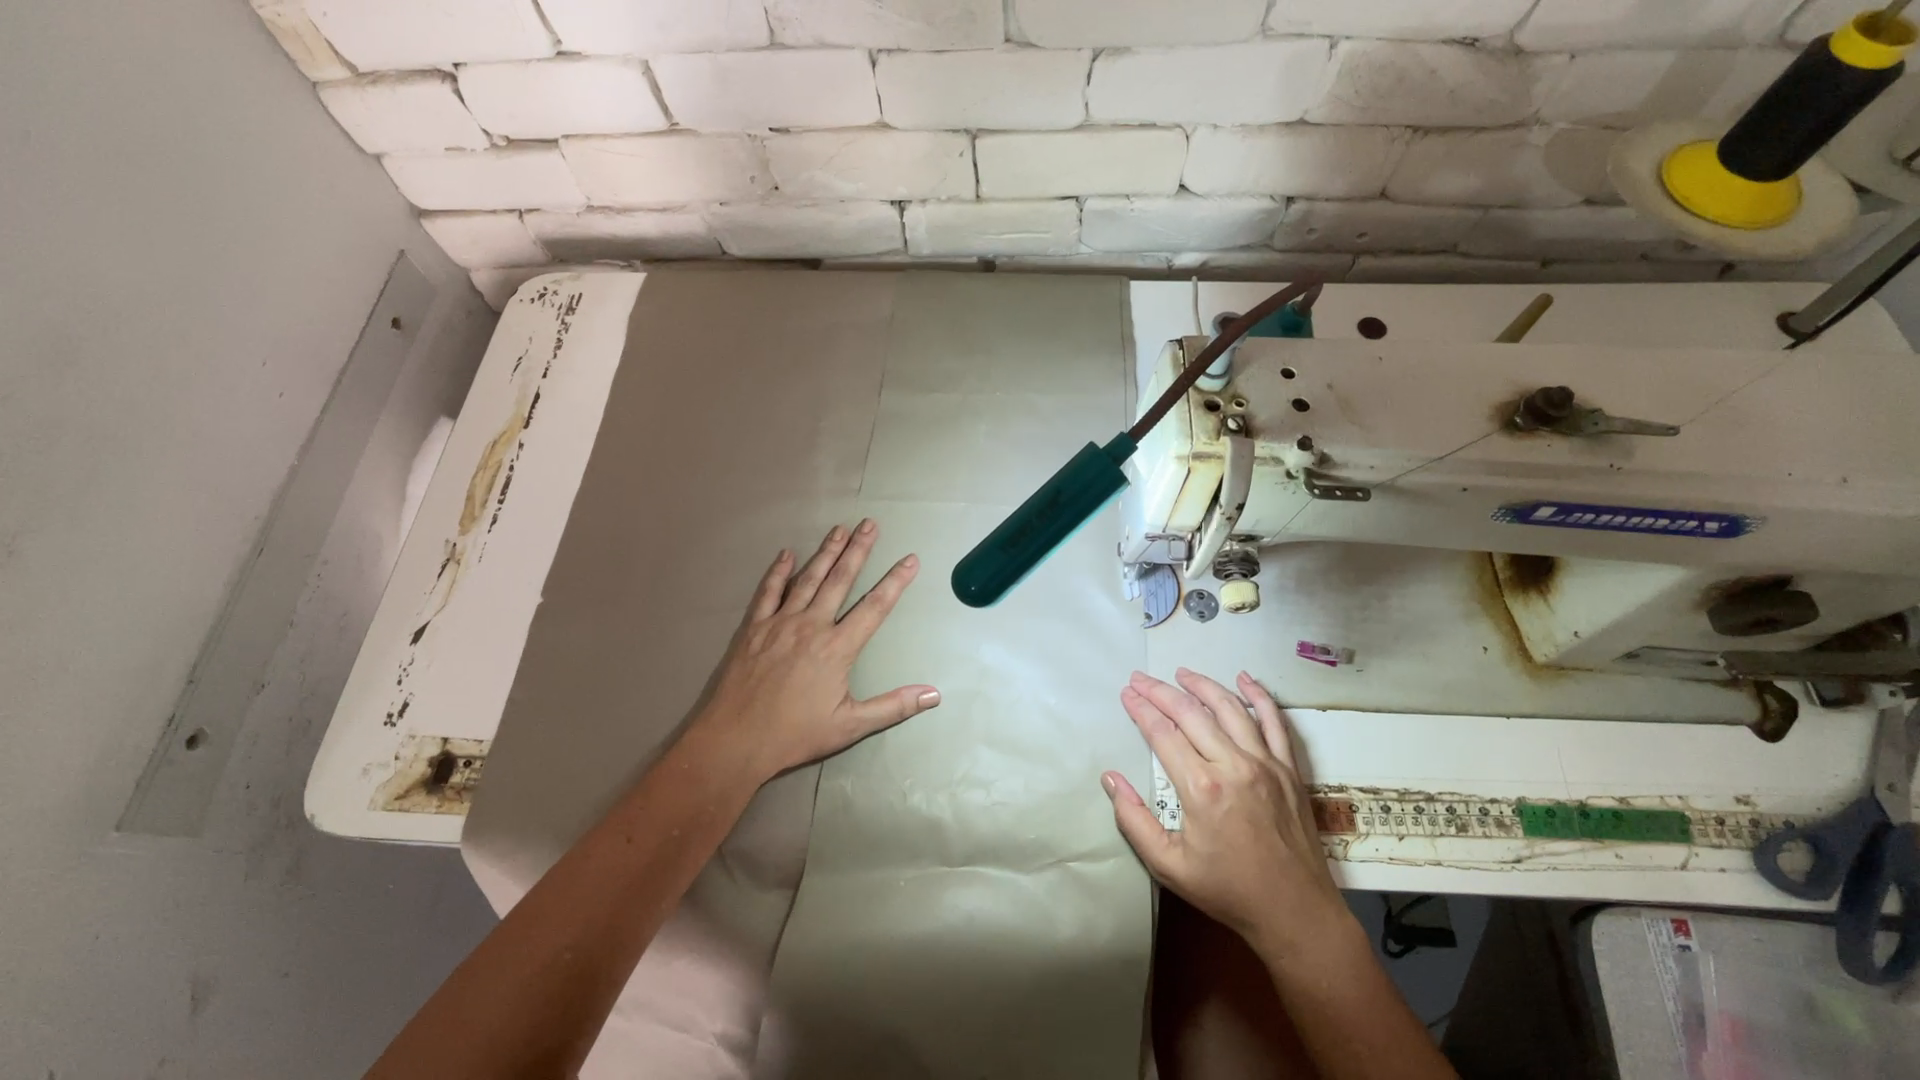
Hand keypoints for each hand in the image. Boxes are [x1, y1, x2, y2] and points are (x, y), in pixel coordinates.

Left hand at [691, 519, 938, 782]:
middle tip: (869, 524)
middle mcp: (812, 626)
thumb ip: (893, 707)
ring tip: (839, 529)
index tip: (910, 559)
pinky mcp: (753, 628)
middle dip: (858, 550)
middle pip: (840, 580)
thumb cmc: (795, 735)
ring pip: (808, 579)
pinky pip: (768, 592)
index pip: (875, 607)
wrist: (735, 739)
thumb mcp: (851, 726)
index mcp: (838, 648)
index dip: (895, 581)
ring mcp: (780, 623)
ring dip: (825, 552)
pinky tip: (786, 555)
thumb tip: (934, 694)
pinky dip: (778, 571)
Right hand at [1102, 669, 1348, 954]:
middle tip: (1140, 678)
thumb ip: (1134, 821)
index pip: (1163, 735)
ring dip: (1203, 686)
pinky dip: (1259, 696)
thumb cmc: (1226, 891)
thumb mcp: (1168, 865)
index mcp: (1201, 789)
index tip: (1126, 694)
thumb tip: (1110, 779)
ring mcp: (1267, 764)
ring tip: (1181, 672)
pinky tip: (1244, 679)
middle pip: (1192, 714)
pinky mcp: (1289, 770)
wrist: (1294, 911)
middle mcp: (1234, 766)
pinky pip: (1275, 722)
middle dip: (1162, 692)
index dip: (1141, 711)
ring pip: (1232, 709)